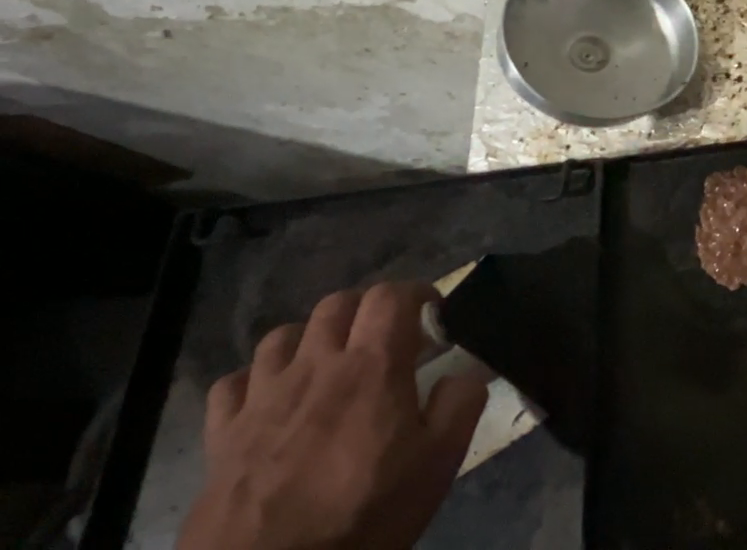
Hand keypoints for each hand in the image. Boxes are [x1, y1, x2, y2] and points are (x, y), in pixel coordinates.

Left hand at [178, 282, 488, 549]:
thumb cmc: (365, 512)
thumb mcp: (439, 460)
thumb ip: (461, 403)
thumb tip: (465, 371)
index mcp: (373, 366)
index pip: (391, 296)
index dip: (417, 293)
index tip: (434, 316)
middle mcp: (315, 367)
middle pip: (337, 304)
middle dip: (368, 308)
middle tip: (388, 337)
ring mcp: (262, 398)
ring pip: (283, 335)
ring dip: (313, 336)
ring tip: (331, 362)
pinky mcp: (221, 435)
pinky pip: (233, 383)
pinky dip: (256, 379)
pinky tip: (273, 398)